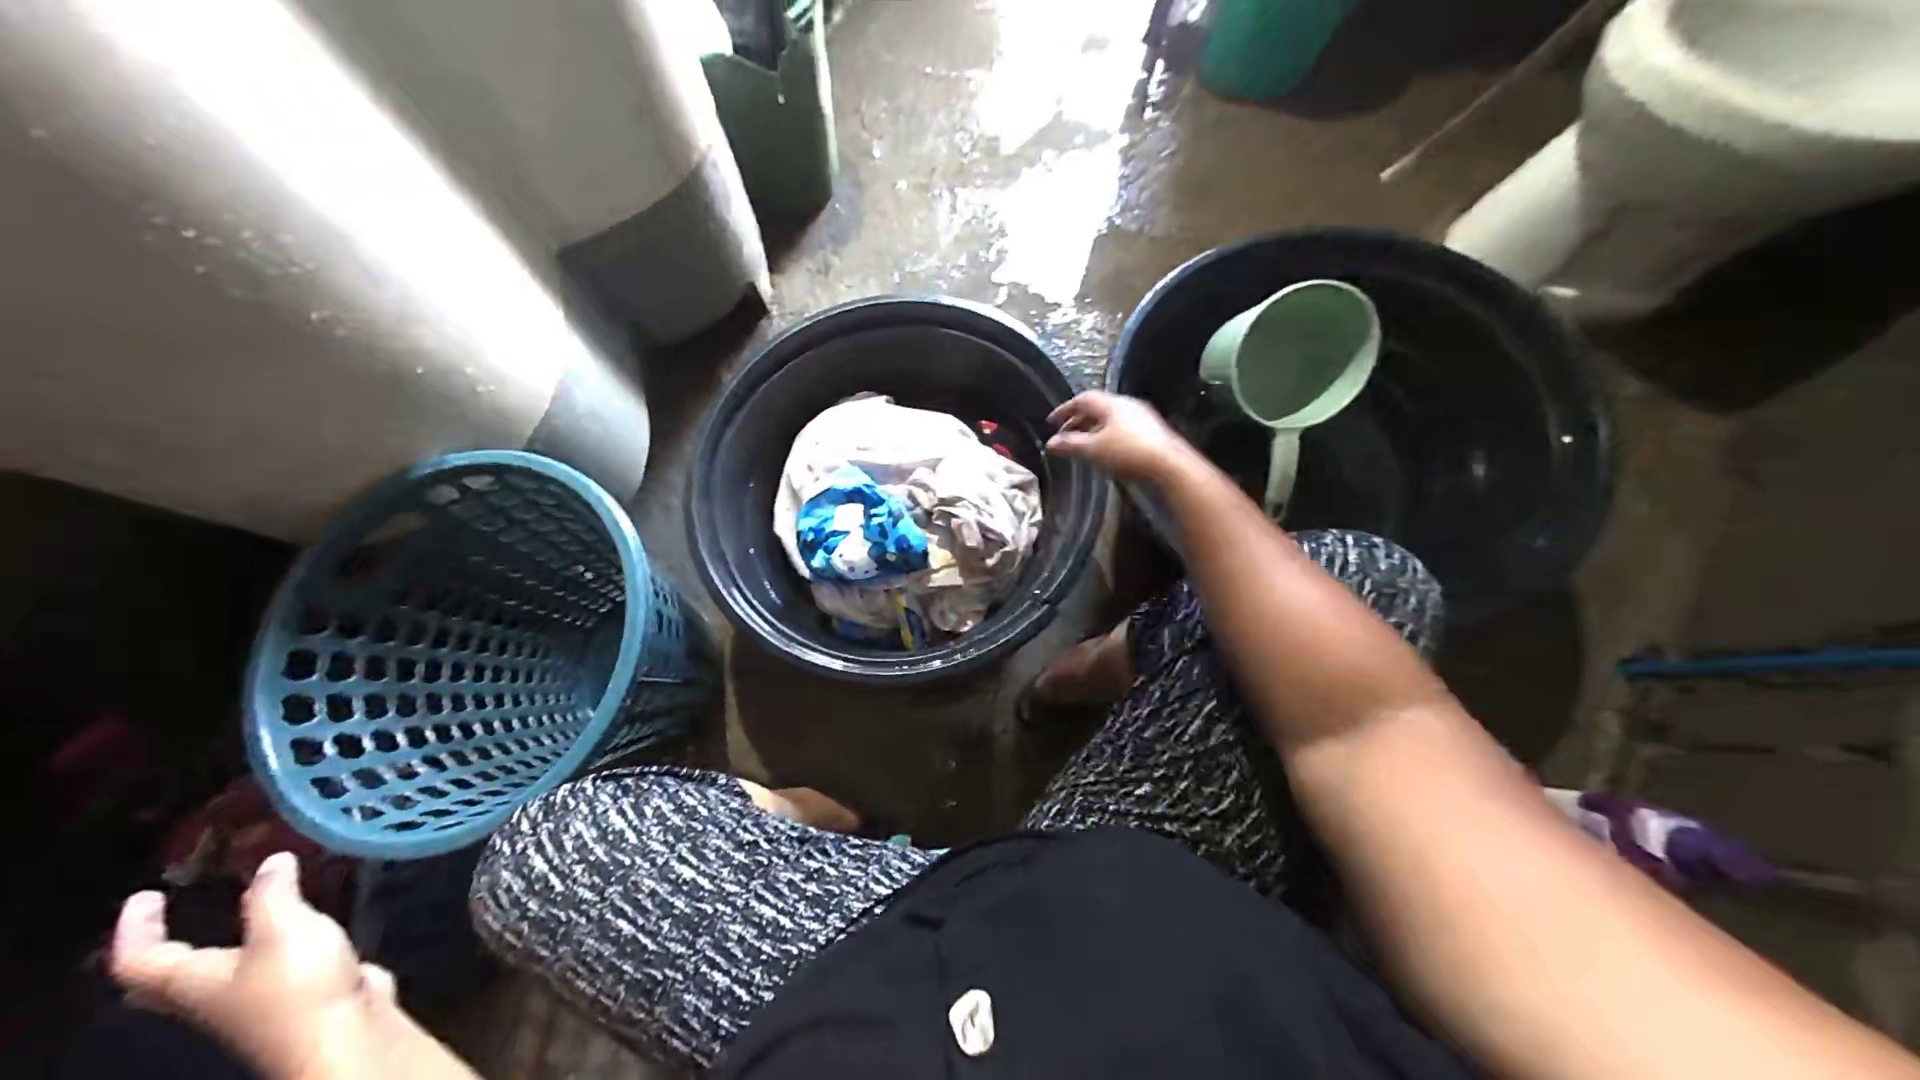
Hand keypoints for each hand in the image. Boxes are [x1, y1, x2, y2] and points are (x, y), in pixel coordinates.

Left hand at [110, 852, 402, 1079]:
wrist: (340, 1033)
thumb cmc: (295, 984)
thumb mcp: (285, 928)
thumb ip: (275, 894)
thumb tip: (272, 861)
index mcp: (192, 981)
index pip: (140, 958)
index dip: (135, 928)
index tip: (145, 896)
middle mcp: (210, 996)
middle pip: (164, 981)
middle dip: (160, 952)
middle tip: (168, 919)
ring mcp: (250, 1002)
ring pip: (215, 976)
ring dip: (216, 947)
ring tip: (241, 915)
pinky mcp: (290, 1000)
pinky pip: (262, 971)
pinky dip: (266, 948)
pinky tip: (296, 933)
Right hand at [1046, 391, 1195, 483]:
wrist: (1168, 465)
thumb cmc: (1128, 453)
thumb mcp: (1092, 450)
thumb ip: (1070, 445)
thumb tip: (1051, 443)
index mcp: (1111, 404)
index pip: (1082, 399)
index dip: (1064, 410)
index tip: (1052, 422)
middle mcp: (1127, 405)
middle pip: (1097, 408)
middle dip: (1077, 421)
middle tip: (1064, 435)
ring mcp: (1142, 417)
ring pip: (1110, 418)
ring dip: (1092, 429)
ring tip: (1082, 444)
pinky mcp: (1151, 432)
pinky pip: (1122, 428)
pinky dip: (1107, 435)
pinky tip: (1105, 450)